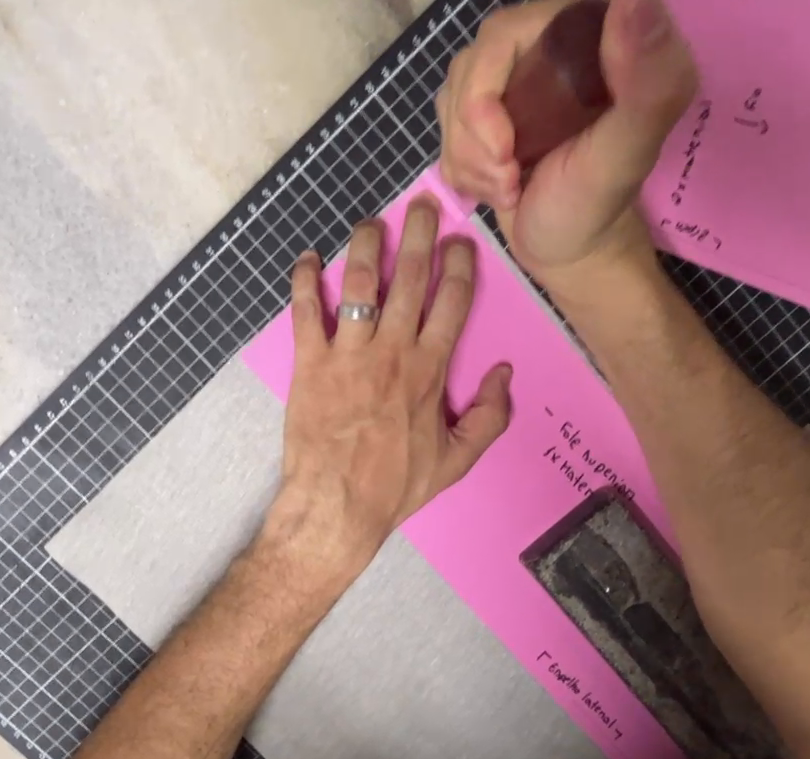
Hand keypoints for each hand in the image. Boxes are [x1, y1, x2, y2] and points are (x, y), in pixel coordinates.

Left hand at [265, 195, 512, 576]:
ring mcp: (348, 354)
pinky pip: (305, 312)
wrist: (337, 503)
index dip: (460, 265)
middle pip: (410, 279)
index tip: (461, 241)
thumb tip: (505, 373)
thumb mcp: (458, 460)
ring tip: (370, 222)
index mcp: (429, 369)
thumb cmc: (396, 485)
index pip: (452, 302)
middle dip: (419, 235)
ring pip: (360, 285)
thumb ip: (491, 416)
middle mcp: (391, 351)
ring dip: (366, 246)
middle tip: (421, 204)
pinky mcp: (309, 363)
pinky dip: (304, 282)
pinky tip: (306, 259)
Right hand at [435, 0, 696, 287]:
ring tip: (509, 188)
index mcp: (580, 37)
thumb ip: (645, 76)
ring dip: (471, 162)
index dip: (485, 95)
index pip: (500, 36)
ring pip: (450, 105)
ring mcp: (509, 87)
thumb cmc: (599, 204)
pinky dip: (463, 172)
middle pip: (467, 73)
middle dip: (476, 141)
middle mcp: (541, 50)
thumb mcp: (628, 147)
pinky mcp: (485, 122)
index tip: (506, 151)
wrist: (570, 252)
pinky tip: (498, 189)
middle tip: (510, 179)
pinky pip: (444, 134)